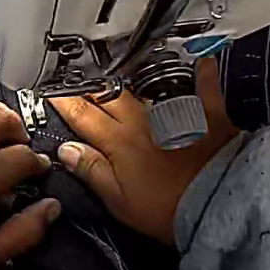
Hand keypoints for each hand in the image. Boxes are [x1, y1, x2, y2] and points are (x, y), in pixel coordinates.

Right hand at [49, 58, 240, 244]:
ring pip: (146, 90)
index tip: (50, 92)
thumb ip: (92, 171)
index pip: (82, 116)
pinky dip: (202, 73)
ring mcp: (175, 113)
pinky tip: (202, 61)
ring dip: (130, 80)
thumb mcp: (119, 200)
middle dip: (90, 87)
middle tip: (77, 79)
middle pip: (109, 96)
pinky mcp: (206, 115)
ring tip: (120, 73)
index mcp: (118, 142)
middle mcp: (143, 120)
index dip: (63, 102)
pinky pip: (204, 86)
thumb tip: (66, 149)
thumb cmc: (167, 209)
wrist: (220, 204)